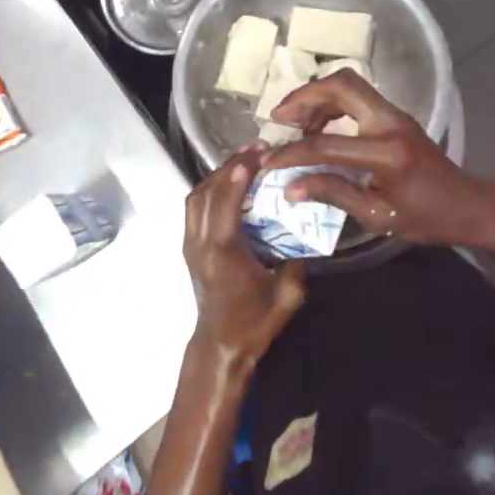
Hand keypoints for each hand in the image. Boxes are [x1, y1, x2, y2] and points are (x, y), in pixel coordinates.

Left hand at [184, 147, 307, 371]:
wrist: (220, 345)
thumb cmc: (254, 322)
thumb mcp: (287, 295)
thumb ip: (297, 263)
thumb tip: (305, 234)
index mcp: (222, 251)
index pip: (225, 202)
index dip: (239, 174)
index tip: (257, 154)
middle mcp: (200, 241)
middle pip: (208, 191)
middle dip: (230, 166)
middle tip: (255, 149)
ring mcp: (190, 243)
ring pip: (196, 196)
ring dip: (217, 174)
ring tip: (242, 160)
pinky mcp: (189, 246)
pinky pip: (193, 206)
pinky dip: (209, 188)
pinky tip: (228, 182)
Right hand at [261, 70, 491, 246]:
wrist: (469, 205)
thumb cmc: (427, 218)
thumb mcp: (378, 217)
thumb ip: (333, 194)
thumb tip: (290, 188)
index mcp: (387, 153)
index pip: (327, 144)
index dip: (292, 153)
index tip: (268, 162)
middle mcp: (390, 122)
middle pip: (341, 85)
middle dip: (303, 96)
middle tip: (279, 117)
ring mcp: (394, 114)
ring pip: (348, 84)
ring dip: (316, 96)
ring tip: (293, 123)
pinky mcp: (394, 115)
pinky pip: (356, 96)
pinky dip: (331, 103)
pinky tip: (317, 127)